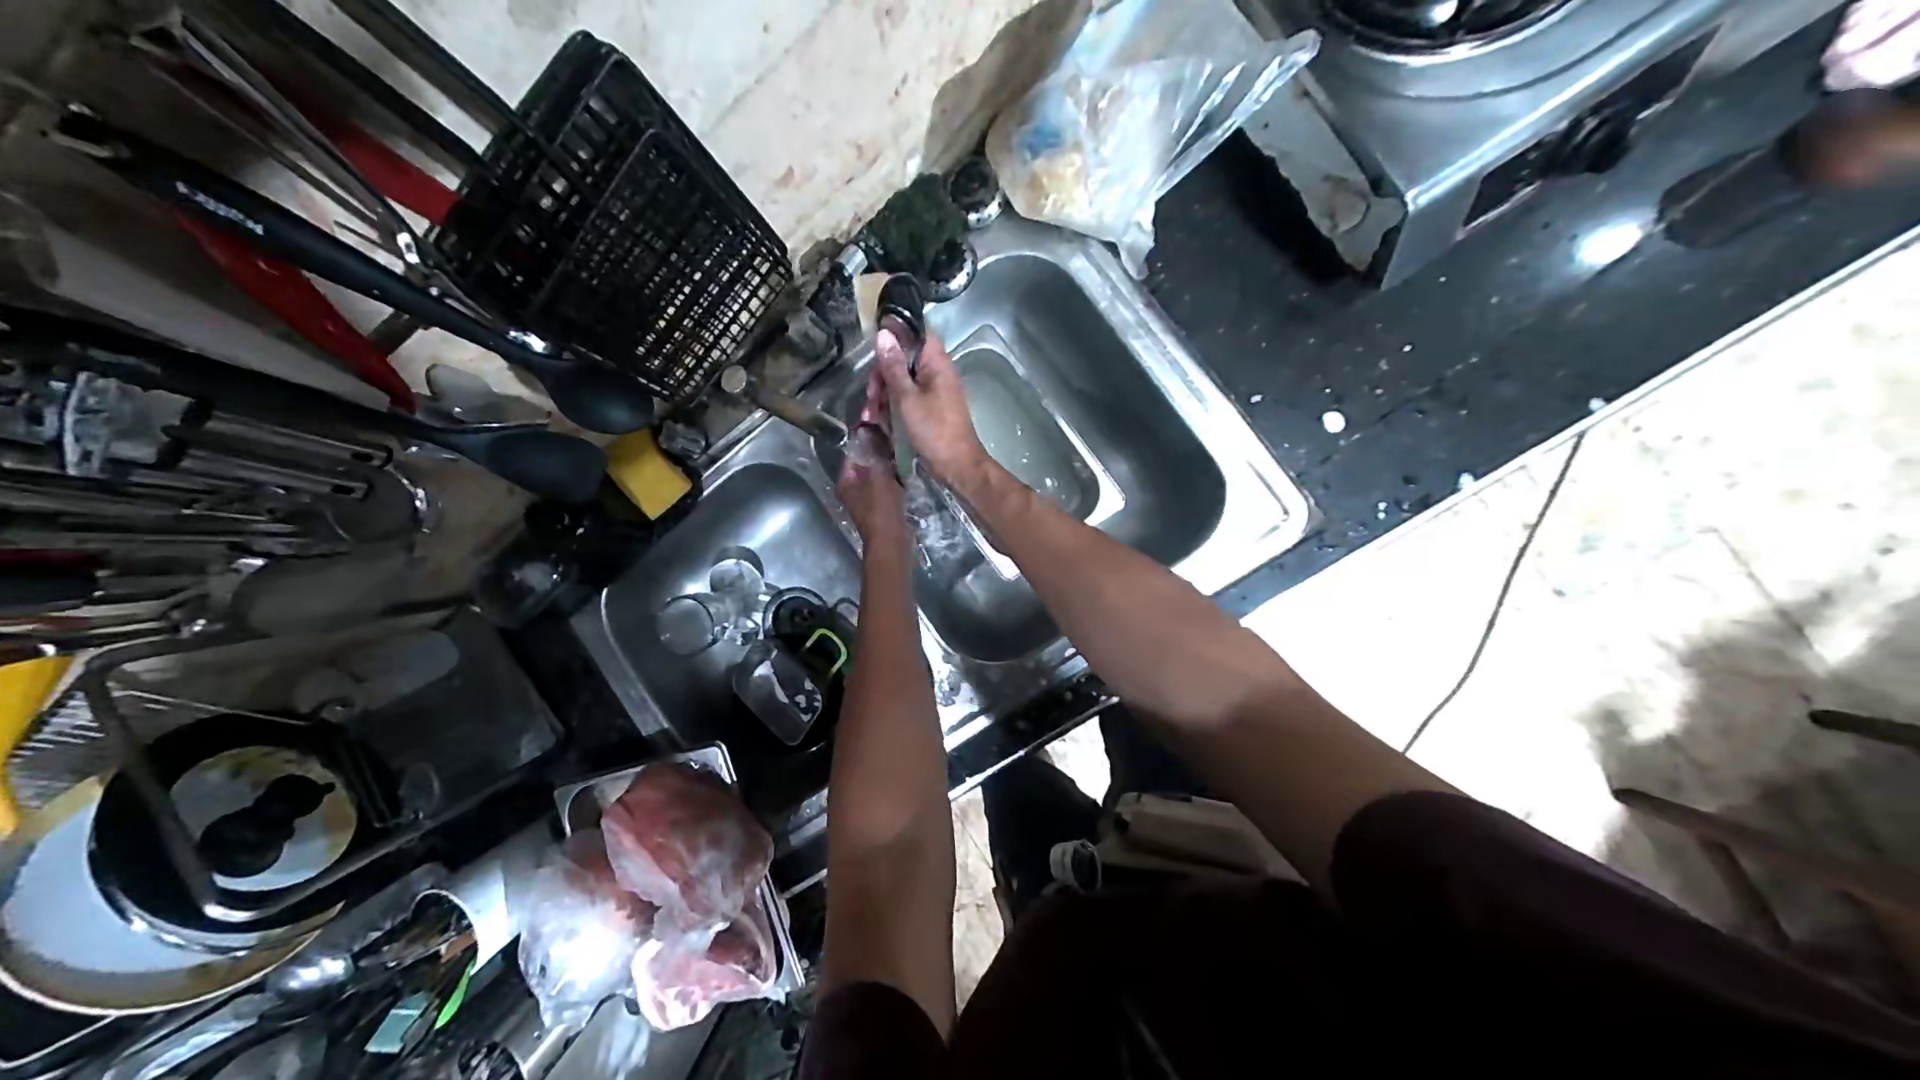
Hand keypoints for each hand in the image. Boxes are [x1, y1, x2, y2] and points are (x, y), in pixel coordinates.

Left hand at [836, 366, 906, 549]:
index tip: (879, 417)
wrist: (892, 542)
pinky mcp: (883, 504)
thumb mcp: (877, 474)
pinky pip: (887, 480)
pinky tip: (907, 462)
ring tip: (902, 440)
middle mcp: (853, 486)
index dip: (865, 432)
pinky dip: (894, 471)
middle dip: (878, 444)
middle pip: (865, 458)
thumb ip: (873, 449)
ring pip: (877, 469)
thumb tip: (867, 425)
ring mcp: (868, 497)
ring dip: (888, 457)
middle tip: (894, 426)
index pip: (854, 447)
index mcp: (846, 478)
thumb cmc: (881, 508)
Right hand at [873, 328, 988, 491]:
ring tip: (871, 414)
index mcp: (936, 362)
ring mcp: (934, 390)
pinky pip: (907, 397)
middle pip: (903, 358)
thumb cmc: (933, 430)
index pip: (916, 332)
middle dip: (882, 375)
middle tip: (871, 395)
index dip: (894, 333)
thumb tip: (883, 333)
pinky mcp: (930, 407)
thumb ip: (893, 366)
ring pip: (901, 380)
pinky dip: (893, 406)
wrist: (956, 465)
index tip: (874, 348)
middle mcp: (937, 371)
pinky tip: (878, 421)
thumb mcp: (906, 398)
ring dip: (883, 394)